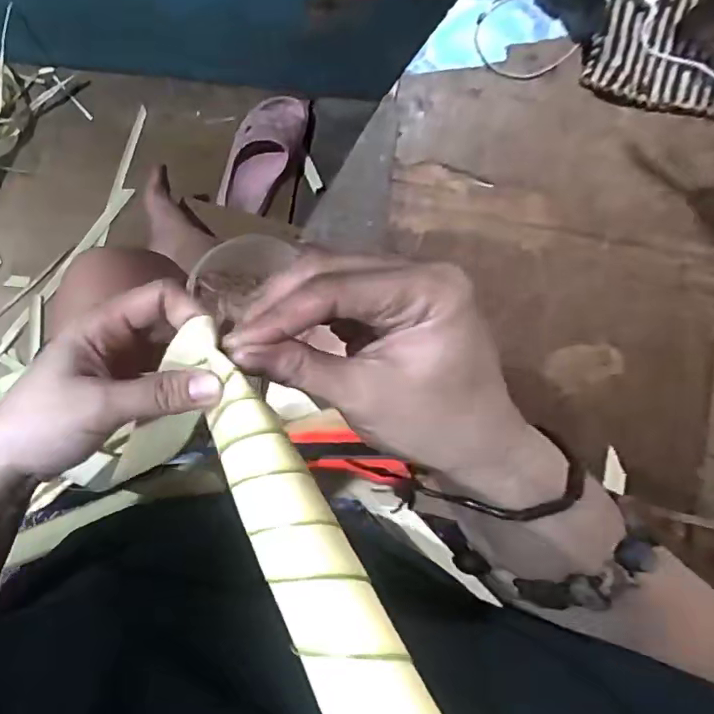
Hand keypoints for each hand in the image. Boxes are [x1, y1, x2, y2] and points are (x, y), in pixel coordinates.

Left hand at [0, 280, 221, 482]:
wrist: (7, 460)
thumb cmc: (44, 422)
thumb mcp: (100, 406)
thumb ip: (158, 394)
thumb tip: (220, 384)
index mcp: (100, 325)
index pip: (157, 296)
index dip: (191, 310)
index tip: (218, 344)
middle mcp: (112, 337)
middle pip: (167, 324)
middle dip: (199, 342)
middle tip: (231, 371)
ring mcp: (116, 364)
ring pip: (165, 353)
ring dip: (191, 368)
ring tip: (222, 390)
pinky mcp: (118, 390)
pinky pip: (157, 379)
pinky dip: (177, 388)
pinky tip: (196, 406)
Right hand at [222, 250, 561, 506]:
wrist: (478, 446)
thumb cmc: (430, 424)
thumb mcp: (359, 396)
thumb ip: (298, 366)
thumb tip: (236, 353)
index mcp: (426, 288)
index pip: (335, 287)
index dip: (279, 314)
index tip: (235, 341)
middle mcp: (416, 269)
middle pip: (326, 267)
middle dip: (275, 302)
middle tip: (235, 335)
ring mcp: (401, 280)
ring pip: (324, 273)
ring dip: (282, 302)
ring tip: (247, 332)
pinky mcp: (386, 297)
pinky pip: (331, 291)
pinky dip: (298, 310)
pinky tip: (272, 329)